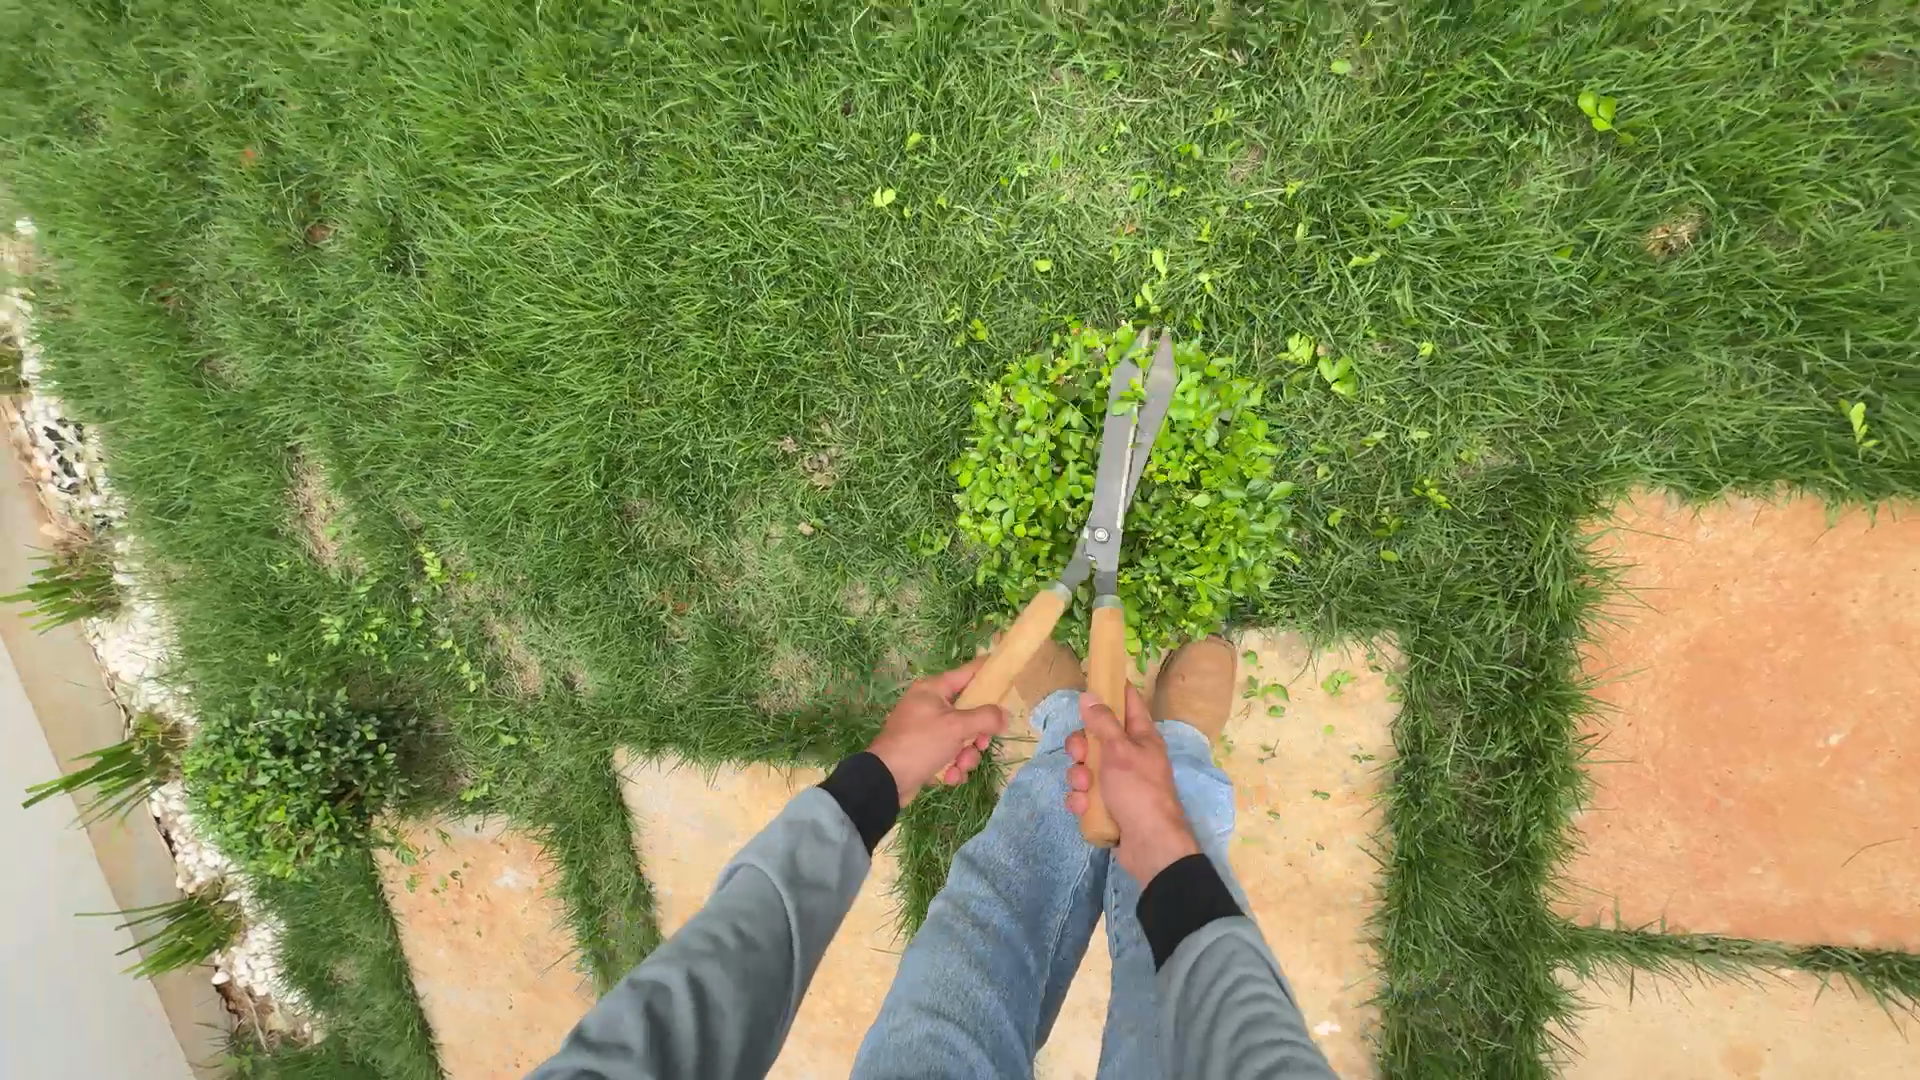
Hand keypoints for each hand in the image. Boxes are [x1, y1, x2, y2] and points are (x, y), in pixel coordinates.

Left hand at [867, 657, 1008, 806]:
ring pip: (961, 736)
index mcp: (934, 689)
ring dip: (966, 755)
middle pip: (968, 711)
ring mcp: (926, 728)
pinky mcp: (924, 750)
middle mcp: (930, 704)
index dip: (989, 674)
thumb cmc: (921, 743)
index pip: (968, 673)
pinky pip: (949, 753)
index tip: (1009, 677)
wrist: (886, 780)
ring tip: (959, 767)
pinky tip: (948, 778)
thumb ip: (985, 717)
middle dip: (977, 733)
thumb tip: (1004, 715)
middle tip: (981, 744)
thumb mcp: (956, 727)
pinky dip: (952, 766)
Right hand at [1065, 687, 1200, 882]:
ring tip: (1085, 789)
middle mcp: (1130, 756)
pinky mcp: (1108, 806)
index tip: (1091, 681)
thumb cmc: (1138, 790)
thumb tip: (1090, 694)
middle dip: (1081, 747)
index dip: (1111, 689)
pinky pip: (1085, 794)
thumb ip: (1103, 722)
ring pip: (1086, 767)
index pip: (1128, 702)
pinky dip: (1081, 799)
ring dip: (1079, 777)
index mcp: (1141, 737)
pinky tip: (1083, 807)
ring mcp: (1119, 782)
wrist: (1149, 846)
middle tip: (1080, 755)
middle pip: (1096, 737)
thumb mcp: (1119, 750)